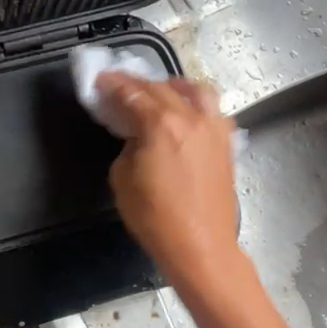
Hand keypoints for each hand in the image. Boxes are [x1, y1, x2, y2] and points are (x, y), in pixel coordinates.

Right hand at [99, 72, 242, 288]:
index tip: (100, 80)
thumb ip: (127, 147)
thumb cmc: (155, 218)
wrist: (201, 247)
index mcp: (160, 124)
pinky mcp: (226, 144)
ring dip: (173, 85)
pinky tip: (187, 113)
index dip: (112, 84)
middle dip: (137, 83)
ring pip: (195, 90)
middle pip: (161, 87)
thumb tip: (136, 136)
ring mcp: (213, 129)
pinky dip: (197, 104)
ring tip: (159, 92)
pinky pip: (214, 111)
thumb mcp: (122, 180)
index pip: (132, 93)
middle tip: (119, 86)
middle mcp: (190, 118)